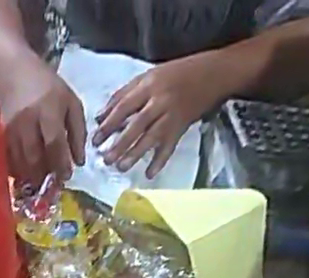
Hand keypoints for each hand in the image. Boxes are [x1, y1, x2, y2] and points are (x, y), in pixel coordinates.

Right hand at [0, 61, 87, 185]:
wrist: (13, 74)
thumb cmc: (48, 89)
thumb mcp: (70, 102)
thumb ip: (78, 131)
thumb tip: (79, 162)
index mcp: (48, 109)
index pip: (54, 143)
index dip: (61, 164)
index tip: (67, 176)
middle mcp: (28, 119)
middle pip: (35, 157)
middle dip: (45, 174)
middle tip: (53, 182)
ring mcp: (12, 128)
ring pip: (21, 162)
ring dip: (32, 176)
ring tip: (41, 179)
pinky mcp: (1, 134)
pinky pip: (10, 160)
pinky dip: (20, 171)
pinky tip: (28, 172)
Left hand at [95, 54, 227, 178]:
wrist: (212, 74)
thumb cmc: (176, 74)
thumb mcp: (149, 76)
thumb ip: (124, 94)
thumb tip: (101, 115)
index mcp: (149, 85)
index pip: (124, 107)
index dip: (109, 124)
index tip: (96, 139)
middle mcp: (160, 101)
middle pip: (136, 125)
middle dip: (120, 143)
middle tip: (106, 159)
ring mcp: (171, 116)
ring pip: (151, 137)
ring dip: (136, 153)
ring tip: (121, 167)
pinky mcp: (181, 128)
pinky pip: (169, 147)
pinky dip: (159, 161)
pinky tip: (149, 174)